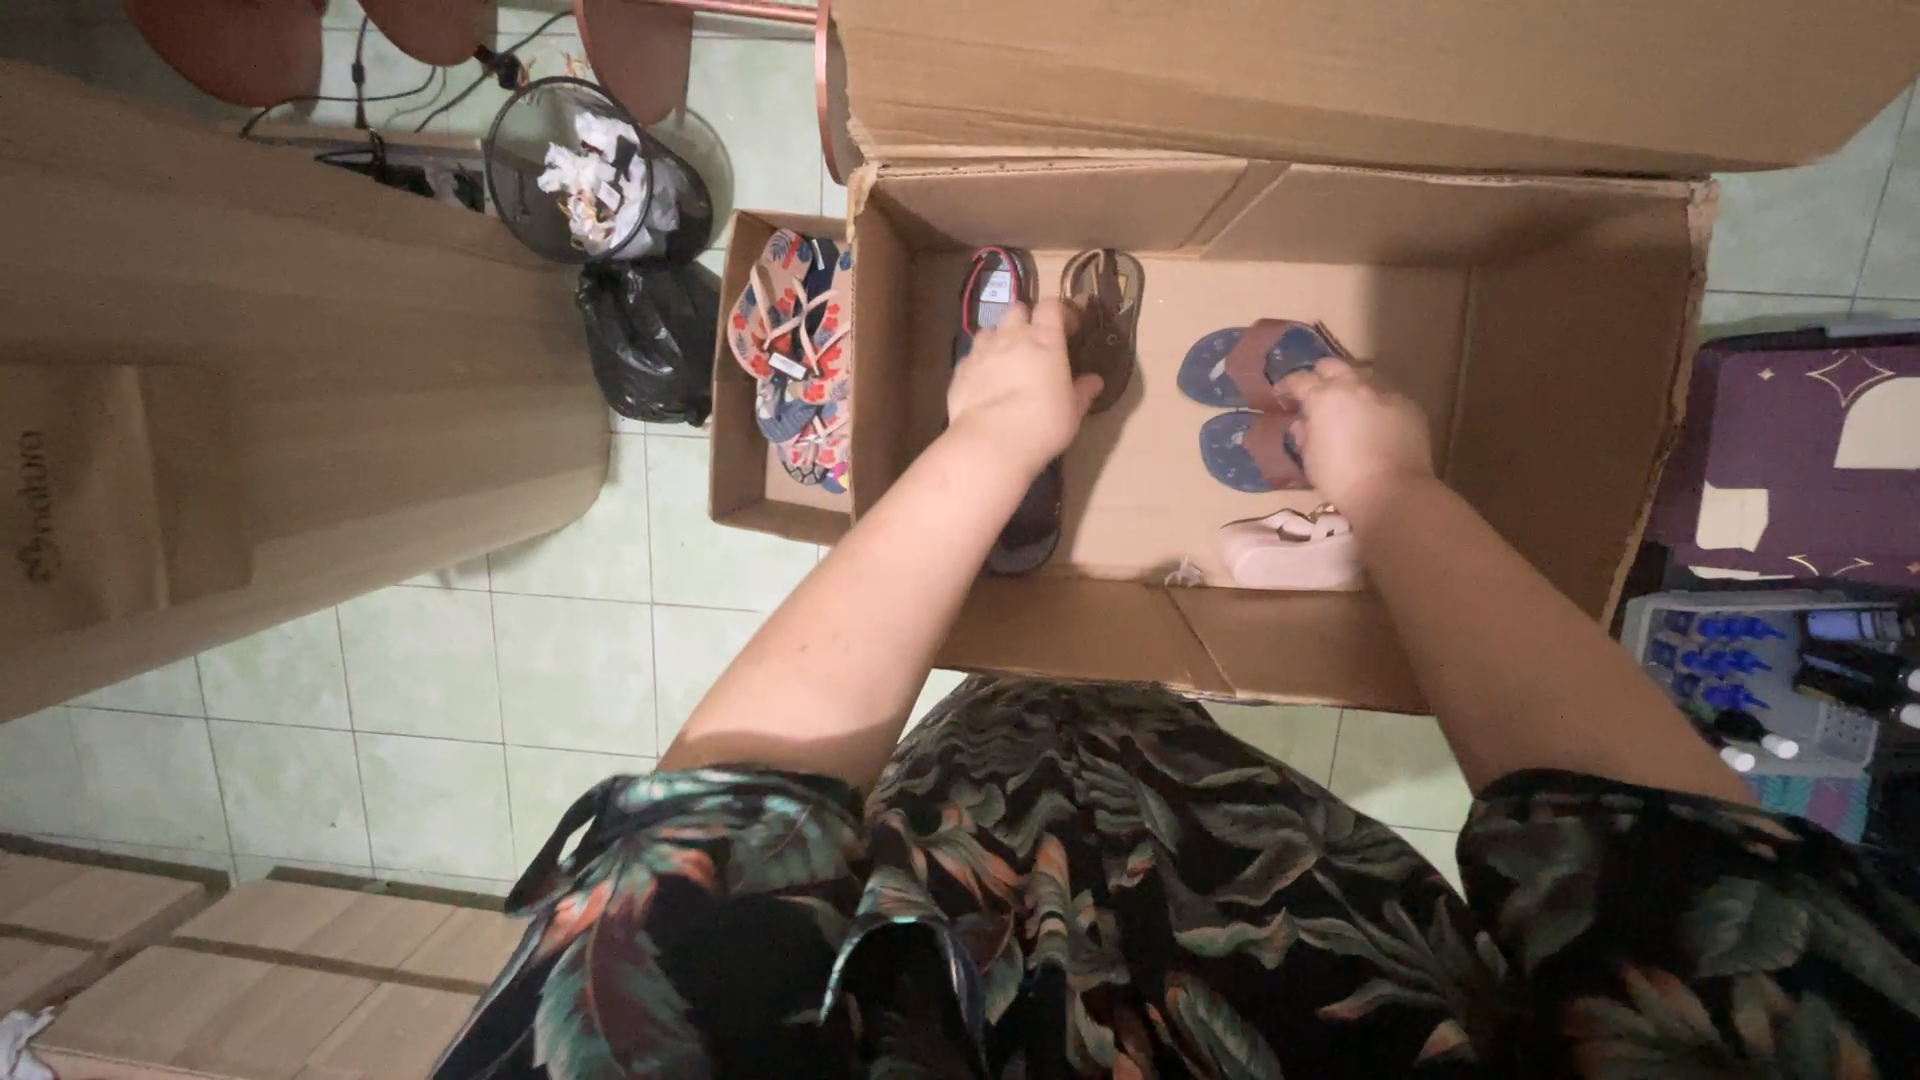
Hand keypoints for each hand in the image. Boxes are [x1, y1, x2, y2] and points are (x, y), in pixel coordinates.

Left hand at [947, 300, 1102, 475]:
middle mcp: (1012, 336)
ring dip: (999, 337)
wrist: (992, 442)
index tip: (1067, 327)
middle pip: (1017, 309)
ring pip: (990, 329)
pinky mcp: (961, 369)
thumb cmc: (1042, 423)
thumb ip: (1082, 392)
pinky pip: (971, 355)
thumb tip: (1095, 381)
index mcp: (1045, 340)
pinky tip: (984, 380)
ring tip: (1005, 358)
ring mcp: (982, 351)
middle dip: (1025, 319)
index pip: (1051, 306)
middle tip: (1033, 341)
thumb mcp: (1072, 411)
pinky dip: (979, 361)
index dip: (1060, 312)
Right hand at [1279, 358, 1434, 517]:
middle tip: (1314, 392)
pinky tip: (1372, 421)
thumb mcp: (1310, 458)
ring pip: (1362, 375)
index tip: (1282, 394)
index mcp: (1324, 398)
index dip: (1287, 385)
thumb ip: (1304, 434)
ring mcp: (1384, 393)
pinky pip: (1385, 395)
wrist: (1392, 491)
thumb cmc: (1340, 478)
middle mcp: (1354, 386)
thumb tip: (1303, 424)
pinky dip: (1373, 402)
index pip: (1299, 379)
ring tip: (1345, 403)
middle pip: (1332, 365)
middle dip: (1319, 375)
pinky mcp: (1407, 405)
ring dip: (1349, 385)